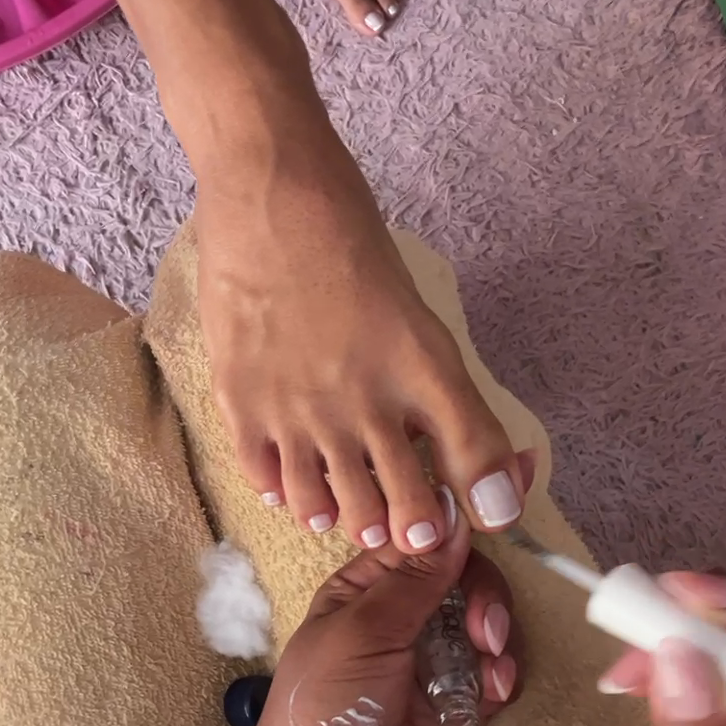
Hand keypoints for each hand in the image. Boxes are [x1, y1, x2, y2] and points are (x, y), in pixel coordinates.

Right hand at [195, 126, 525, 554]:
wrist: (270, 197)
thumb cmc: (352, 245)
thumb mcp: (420, 316)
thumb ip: (447, 396)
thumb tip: (467, 462)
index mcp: (422, 371)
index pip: (472, 461)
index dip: (481, 504)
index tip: (465, 516)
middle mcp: (364, 403)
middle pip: (399, 507)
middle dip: (408, 527)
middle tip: (403, 525)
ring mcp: (299, 409)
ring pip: (331, 507)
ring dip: (349, 519)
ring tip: (351, 516)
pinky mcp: (243, 403)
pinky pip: (267, 479)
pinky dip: (286, 495)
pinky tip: (293, 491)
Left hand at [244, 486, 520, 725]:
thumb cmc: (328, 709)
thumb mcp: (361, 634)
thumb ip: (414, 577)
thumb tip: (452, 510)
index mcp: (368, 588)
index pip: (423, 537)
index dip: (464, 517)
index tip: (512, 487)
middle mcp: (405, 616)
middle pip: (466, 576)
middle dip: (483, 592)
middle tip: (485, 628)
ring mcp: (436, 660)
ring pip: (488, 619)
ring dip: (497, 631)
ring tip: (486, 661)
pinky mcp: (463, 703)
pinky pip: (499, 670)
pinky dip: (504, 672)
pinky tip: (494, 689)